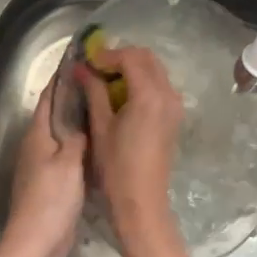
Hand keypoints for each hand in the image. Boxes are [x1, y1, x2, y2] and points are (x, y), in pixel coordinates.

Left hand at [0, 82, 87, 256]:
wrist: (35, 243)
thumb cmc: (51, 200)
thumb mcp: (69, 164)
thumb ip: (75, 138)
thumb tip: (81, 119)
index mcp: (38, 135)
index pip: (50, 97)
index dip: (62, 79)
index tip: (80, 62)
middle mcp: (36, 145)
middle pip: (54, 114)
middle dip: (72, 98)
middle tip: (100, 84)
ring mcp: (40, 164)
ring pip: (60, 133)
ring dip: (77, 121)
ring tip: (103, 109)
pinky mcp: (49, 181)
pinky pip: (65, 152)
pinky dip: (79, 143)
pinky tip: (97, 144)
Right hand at [79, 46, 183, 246]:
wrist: (142, 202)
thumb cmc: (117, 166)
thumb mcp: (100, 126)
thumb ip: (94, 91)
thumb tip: (81, 68)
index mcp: (149, 95)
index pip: (130, 58)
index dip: (107, 55)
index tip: (88, 62)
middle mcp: (168, 94)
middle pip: (147, 58)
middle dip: (122, 57)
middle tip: (97, 67)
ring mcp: (175, 105)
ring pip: (155, 70)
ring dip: (133, 67)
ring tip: (107, 80)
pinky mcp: (175, 116)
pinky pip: (160, 85)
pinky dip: (143, 80)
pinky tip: (123, 94)